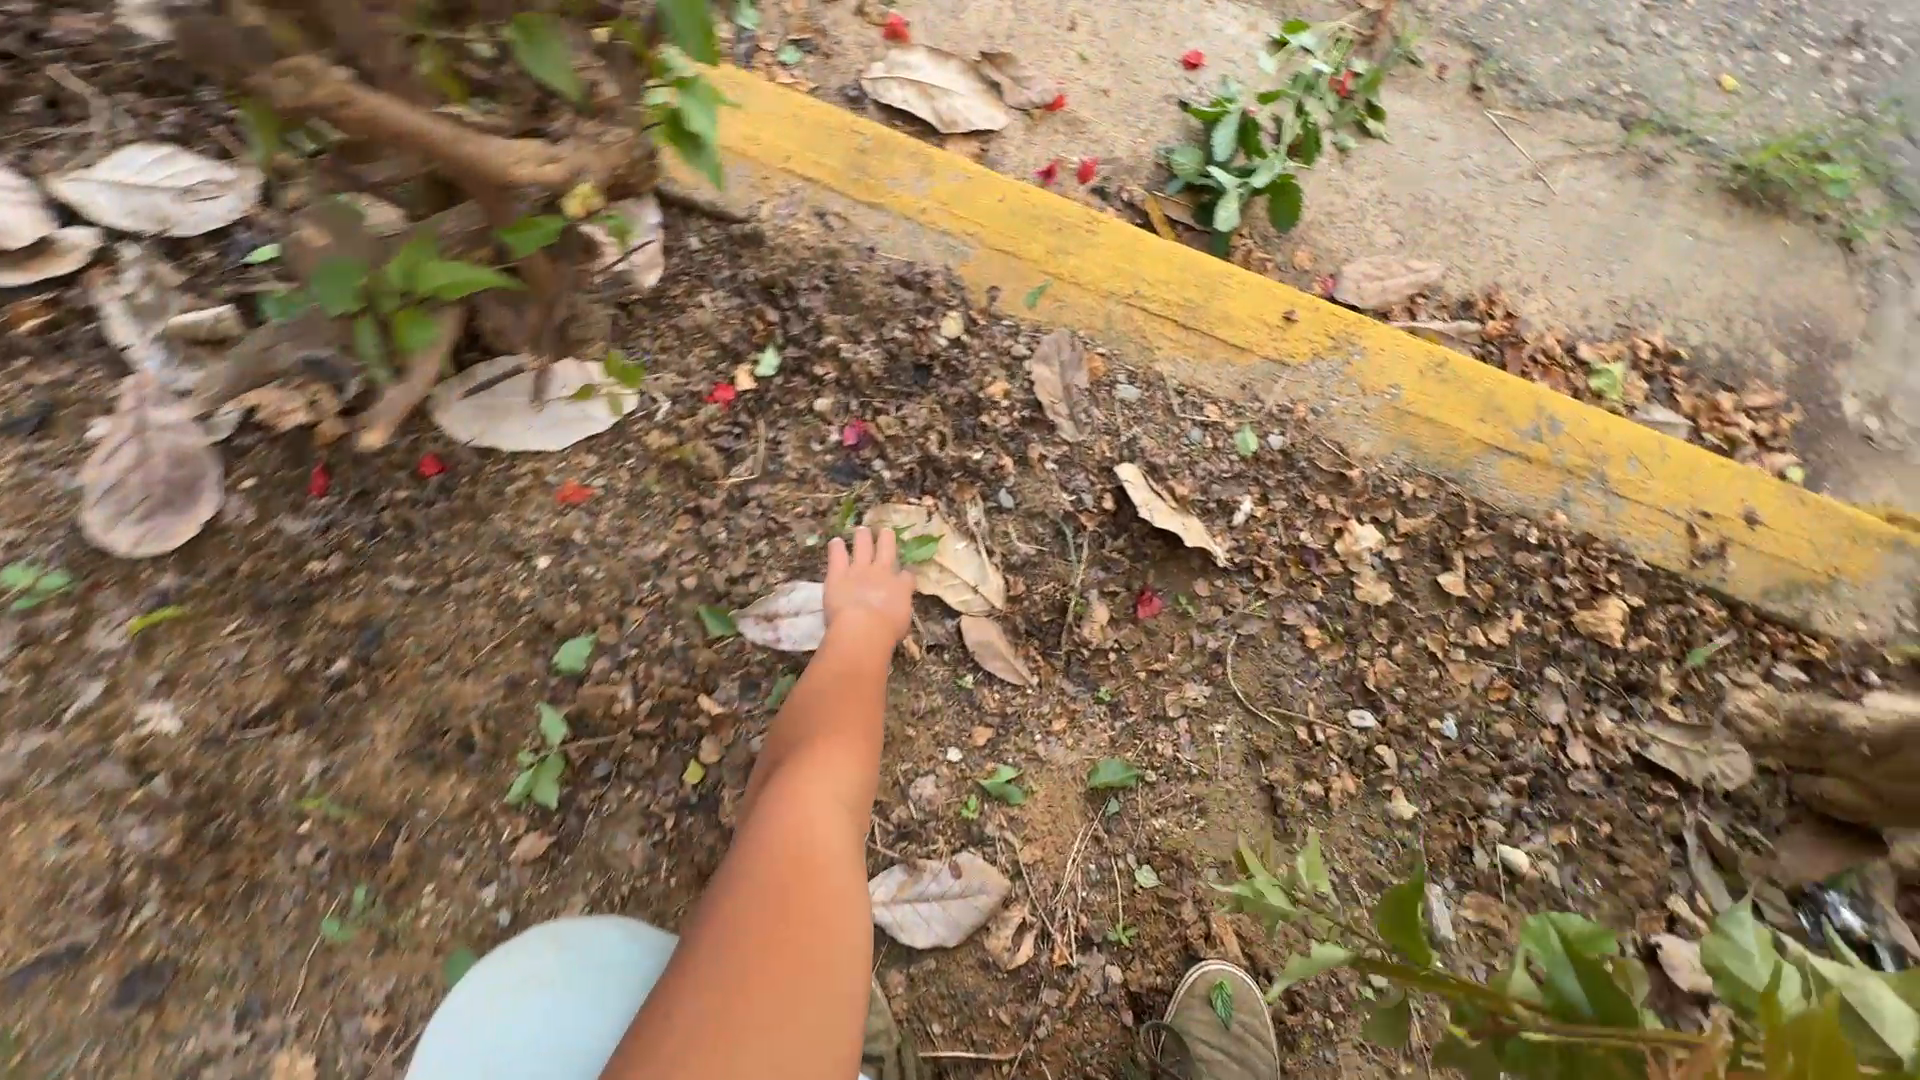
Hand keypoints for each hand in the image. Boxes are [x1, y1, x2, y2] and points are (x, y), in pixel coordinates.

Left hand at [824, 527, 914, 652]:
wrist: (864, 628)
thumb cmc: (886, 632)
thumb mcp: (902, 622)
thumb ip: (899, 610)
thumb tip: (898, 608)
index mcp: (900, 587)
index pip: (907, 576)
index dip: (906, 574)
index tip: (905, 573)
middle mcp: (882, 573)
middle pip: (887, 550)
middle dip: (886, 540)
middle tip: (885, 531)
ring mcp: (859, 570)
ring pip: (863, 546)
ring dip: (862, 537)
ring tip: (861, 529)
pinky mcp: (838, 573)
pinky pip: (838, 556)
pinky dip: (837, 548)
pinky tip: (835, 541)